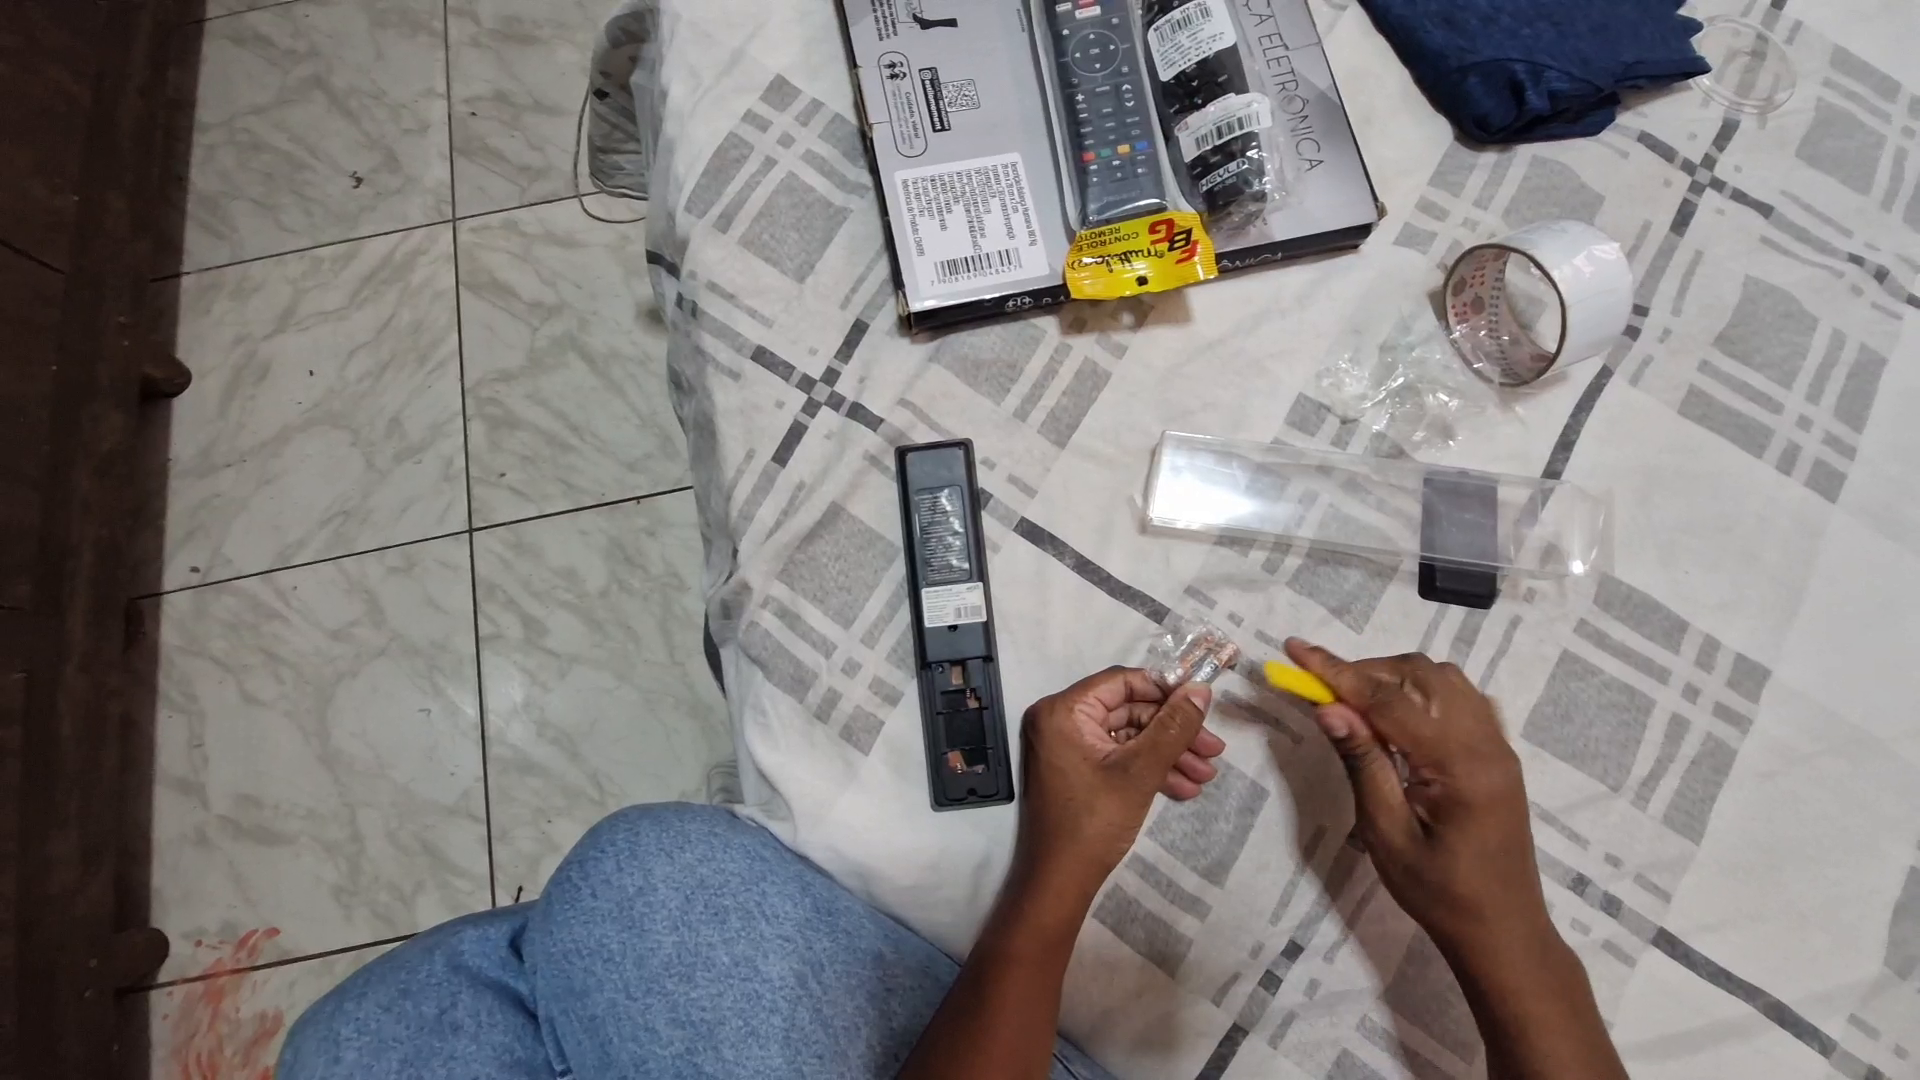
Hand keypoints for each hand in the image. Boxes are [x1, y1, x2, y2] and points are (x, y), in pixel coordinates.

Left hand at [1014, 667, 1222, 894]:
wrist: (1059, 881)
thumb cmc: (1094, 820)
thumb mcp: (1140, 770)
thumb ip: (1172, 727)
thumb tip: (1200, 689)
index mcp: (1063, 709)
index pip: (1121, 682)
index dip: (1164, 690)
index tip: (1202, 704)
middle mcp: (1060, 719)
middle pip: (1128, 710)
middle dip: (1172, 732)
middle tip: (1214, 750)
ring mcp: (1066, 746)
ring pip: (1127, 736)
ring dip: (1167, 754)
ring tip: (1205, 776)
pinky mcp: (1076, 769)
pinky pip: (1116, 757)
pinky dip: (1147, 770)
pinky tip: (1183, 789)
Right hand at [1284, 639, 1551, 959]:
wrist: (1502, 931)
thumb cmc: (1437, 890)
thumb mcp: (1386, 831)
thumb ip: (1361, 762)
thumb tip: (1328, 707)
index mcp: (1458, 764)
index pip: (1386, 698)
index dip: (1334, 670)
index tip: (1294, 647)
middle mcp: (1485, 743)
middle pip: (1419, 674)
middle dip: (1365, 671)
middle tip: (1323, 692)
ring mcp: (1498, 745)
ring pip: (1442, 678)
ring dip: (1393, 677)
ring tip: (1356, 706)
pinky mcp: (1497, 752)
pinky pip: (1460, 696)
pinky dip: (1420, 690)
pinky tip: (1397, 716)